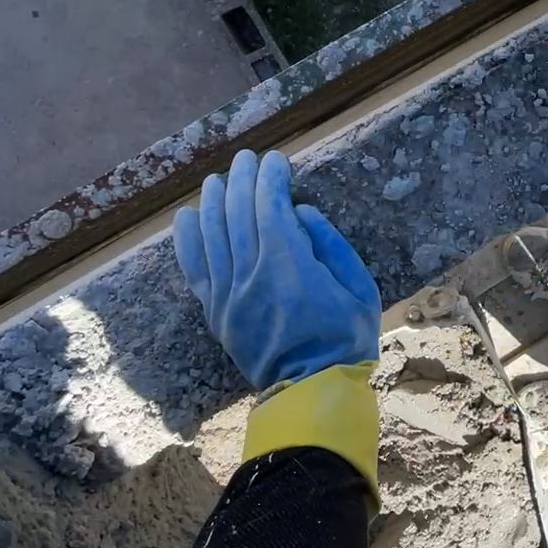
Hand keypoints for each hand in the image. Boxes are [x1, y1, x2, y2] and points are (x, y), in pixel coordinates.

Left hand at [174, 149, 381, 387]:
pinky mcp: (216, 312)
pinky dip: (188, 239)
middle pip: (238, 215)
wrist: (313, 389)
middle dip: (241, 181)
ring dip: (213, 202)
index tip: (276, 159)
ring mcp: (228, 294)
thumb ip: (330, 245)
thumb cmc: (346, 336)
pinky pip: (195, 268)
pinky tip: (188, 216)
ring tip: (217, 178)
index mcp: (289, 265)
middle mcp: (251, 274)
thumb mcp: (359, 287)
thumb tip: (301, 212)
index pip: (271, 208)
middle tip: (246, 158)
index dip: (271, 179)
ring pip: (212, 236)